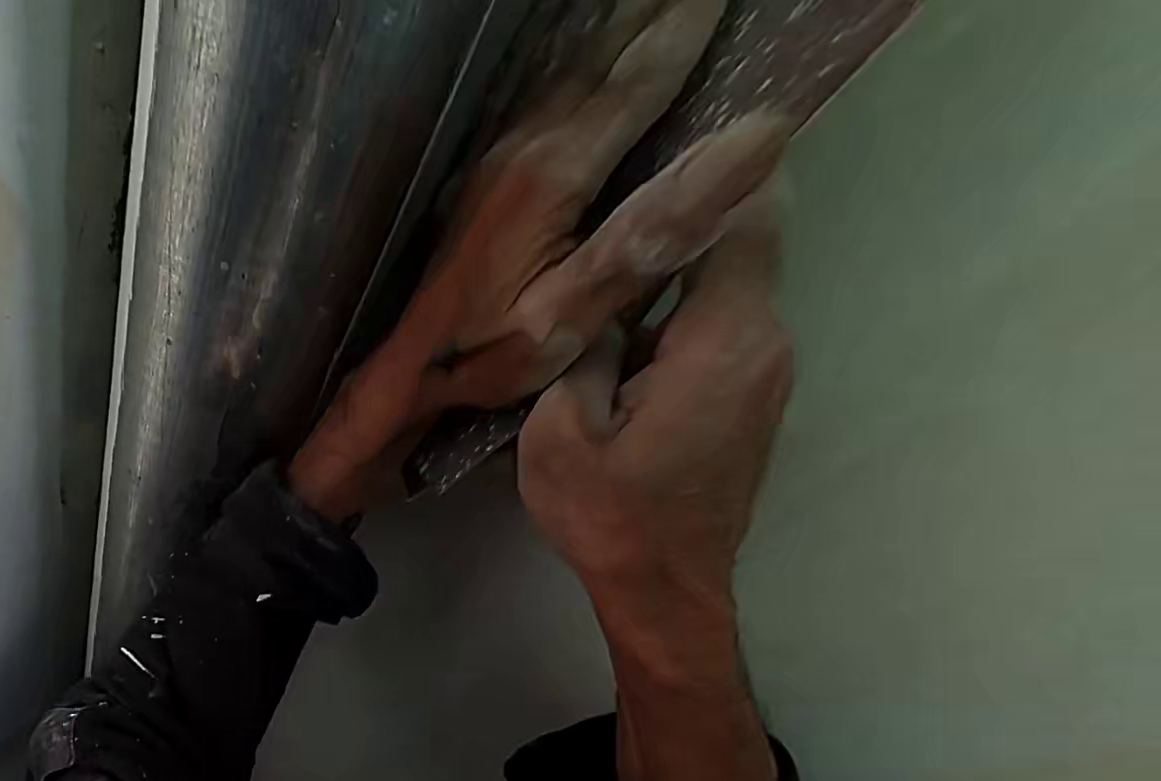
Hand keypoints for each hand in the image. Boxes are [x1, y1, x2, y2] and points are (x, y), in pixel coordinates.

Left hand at [290, 0, 791, 520]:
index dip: (685, 35)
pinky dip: (570, 76)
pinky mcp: (477, 182)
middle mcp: (519, 150)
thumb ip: (646, 237)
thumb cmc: (486, 351)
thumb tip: (751, 141)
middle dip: (649, 20)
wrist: (408, 365)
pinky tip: (580, 72)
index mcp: (552, 175)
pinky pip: (531, 105)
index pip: (635, 84)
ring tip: (648, 11)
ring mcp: (491, 163)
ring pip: (560, 79)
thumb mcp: (569, 314)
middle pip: (595, 65)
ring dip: (609, 39)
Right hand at [517, 201, 789, 780]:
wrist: (663, 589)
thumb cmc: (607, 516)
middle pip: (739, 246)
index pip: (744, 217)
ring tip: (597, 293)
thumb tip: (602, 303)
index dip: (697, 186)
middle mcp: (766, 345)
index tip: (630, 193)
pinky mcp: (751, 399)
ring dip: (669, 281)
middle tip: (592, 244)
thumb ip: (581, 350)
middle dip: (673, 232)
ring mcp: (766, 374)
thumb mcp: (558, 433)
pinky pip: (722, 329)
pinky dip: (678, 319)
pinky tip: (621, 346)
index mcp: (722, 344)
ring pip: (728, 288)